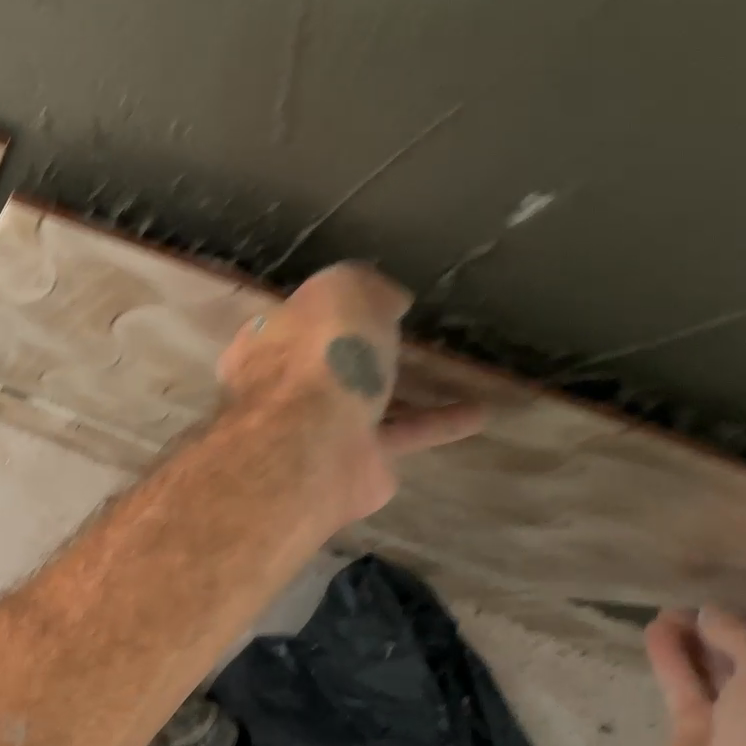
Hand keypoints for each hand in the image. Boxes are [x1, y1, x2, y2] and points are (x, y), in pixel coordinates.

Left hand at [216, 263, 485, 522]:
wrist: (311, 446)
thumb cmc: (319, 358)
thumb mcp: (339, 293)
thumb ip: (362, 287)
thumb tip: (385, 300)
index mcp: (264, 343)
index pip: (288, 322)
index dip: (321, 311)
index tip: (360, 304)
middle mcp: (280, 385)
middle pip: (323, 363)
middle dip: (358, 352)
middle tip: (404, 338)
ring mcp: (312, 426)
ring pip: (361, 400)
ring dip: (405, 388)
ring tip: (457, 373)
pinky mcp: (349, 458)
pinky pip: (399, 434)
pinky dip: (437, 423)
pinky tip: (481, 413)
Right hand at [647, 608, 745, 745]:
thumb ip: (744, 641)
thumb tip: (712, 613)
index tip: (741, 602)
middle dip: (728, 634)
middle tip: (700, 605)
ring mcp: (740, 721)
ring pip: (718, 672)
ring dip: (695, 641)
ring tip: (670, 611)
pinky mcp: (697, 728)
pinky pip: (684, 686)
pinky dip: (669, 657)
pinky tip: (656, 630)